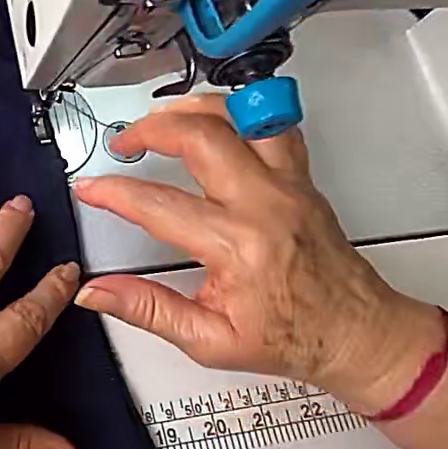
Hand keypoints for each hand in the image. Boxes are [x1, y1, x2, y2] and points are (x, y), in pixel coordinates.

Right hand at [70, 94, 444, 414]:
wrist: (357, 335)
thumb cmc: (293, 337)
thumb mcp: (206, 339)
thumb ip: (145, 309)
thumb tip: (96, 292)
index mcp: (238, 246)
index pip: (157, 203)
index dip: (113, 192)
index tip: (90, 187)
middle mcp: (266, 206)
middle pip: (202, 137)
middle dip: (151, 130)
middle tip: (124, 142)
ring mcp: (289, 186)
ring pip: (242, 118)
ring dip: (196, 109)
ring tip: (163, 118)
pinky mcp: (301, 181)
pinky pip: (272, 128)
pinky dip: (239, 116)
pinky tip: (216, 123)